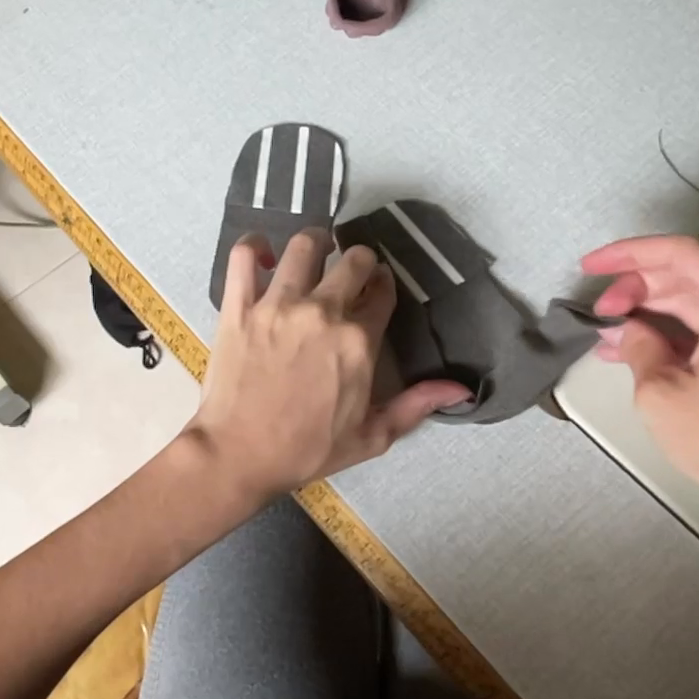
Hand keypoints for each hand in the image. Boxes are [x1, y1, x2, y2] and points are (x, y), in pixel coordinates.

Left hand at [189, 230, 470, 500]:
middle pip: (352, 262)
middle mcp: (321, 313)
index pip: (383, 294)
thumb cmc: (306, 450)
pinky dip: (254, 246)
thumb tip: (460, 389)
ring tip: (315, 252)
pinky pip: (244, 258)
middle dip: (359, 262)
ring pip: (303, 247)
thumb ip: (415, 405)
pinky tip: (264, 255)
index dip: (384, 288)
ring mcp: (276, 306)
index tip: (377, 291)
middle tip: (351, 273)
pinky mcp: (238, 307)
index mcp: (358, 341)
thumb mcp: (371, 436)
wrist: (239, 454)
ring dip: (315, 244)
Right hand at [582, 235, 698, 514]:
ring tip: (608, 337)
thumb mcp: (661, 393)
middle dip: (638, 288)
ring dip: (653, 313)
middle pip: (692, 277)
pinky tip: (640, 353)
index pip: (681, 254)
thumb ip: (641, 347)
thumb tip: (634, 331)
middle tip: (598, 314)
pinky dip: (677, 335)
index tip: (591, 267)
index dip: (629, 253)